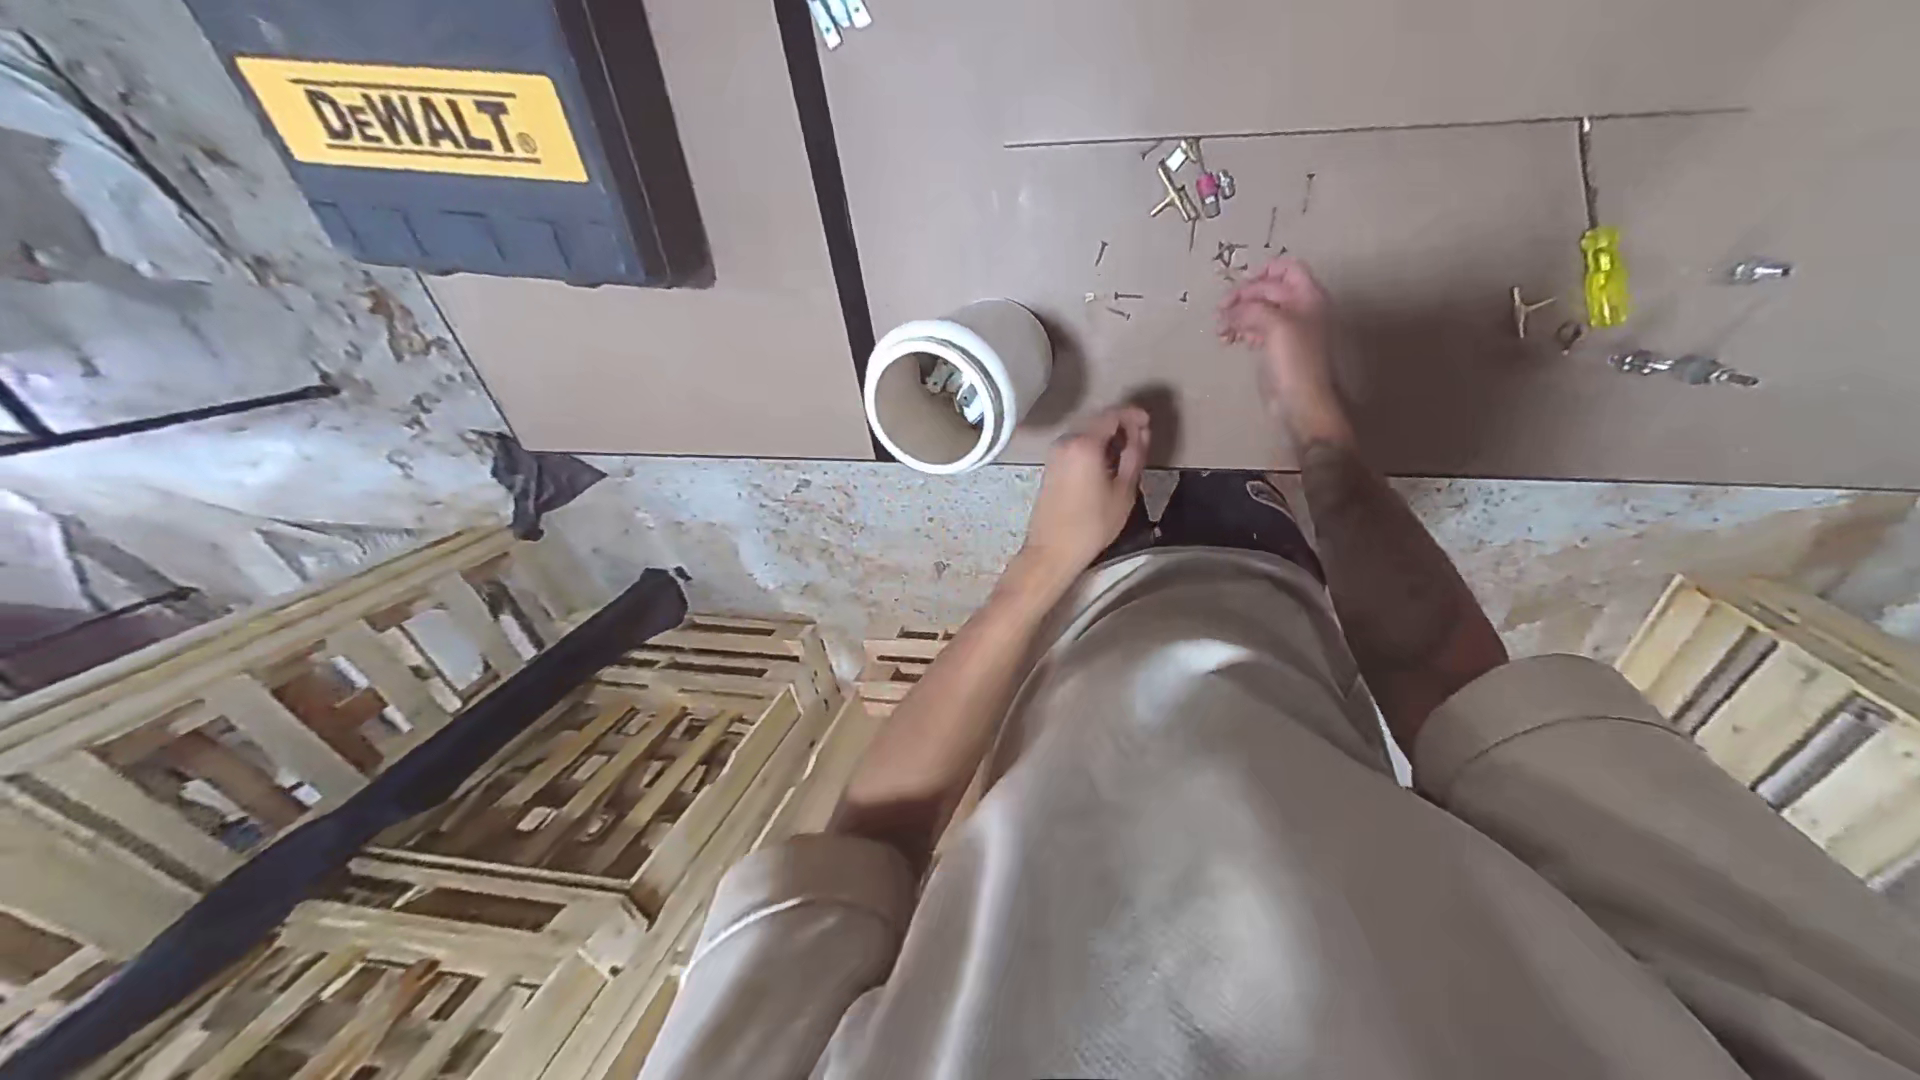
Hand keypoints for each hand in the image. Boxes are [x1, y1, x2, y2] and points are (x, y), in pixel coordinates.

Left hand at [1017, 405, 1150, 585]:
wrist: (1052, 549)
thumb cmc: (1092, 524)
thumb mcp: (1124, 490)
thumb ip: (1135, 455)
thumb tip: (1141, 432)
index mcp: (1084, 444)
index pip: (1112, 414)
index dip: (1133, 414)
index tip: (1148, 422)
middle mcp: (1065, 442)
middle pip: (1097, 421)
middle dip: (1121, 424)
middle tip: (1141, 437)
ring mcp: (1054, 453)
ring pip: (1085, 433)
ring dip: (1107, 436)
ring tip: (1127, 452)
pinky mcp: (1050, 466)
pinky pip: (1075, 446)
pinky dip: (1093, 446)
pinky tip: (1106, 463)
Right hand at [1217, 257, 1350, 443]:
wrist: (1300, 400)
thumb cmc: (1294, 360)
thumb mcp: (1274, 324)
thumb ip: (1251, 309)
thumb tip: (1229, 312)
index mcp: (1307, 296)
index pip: (1286, 268)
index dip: (1262, 271)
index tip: (1239, 286)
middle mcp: (1299, 308)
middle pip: (1267, 290)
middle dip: (1242, 298)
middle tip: (1220, 312)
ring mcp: (1288, 329)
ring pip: (1258, 311)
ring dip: (1237, 316)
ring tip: (1220, 331)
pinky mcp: (1276, 348)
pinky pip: (1255, 330)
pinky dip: (1240, 331)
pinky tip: (1229, 340)